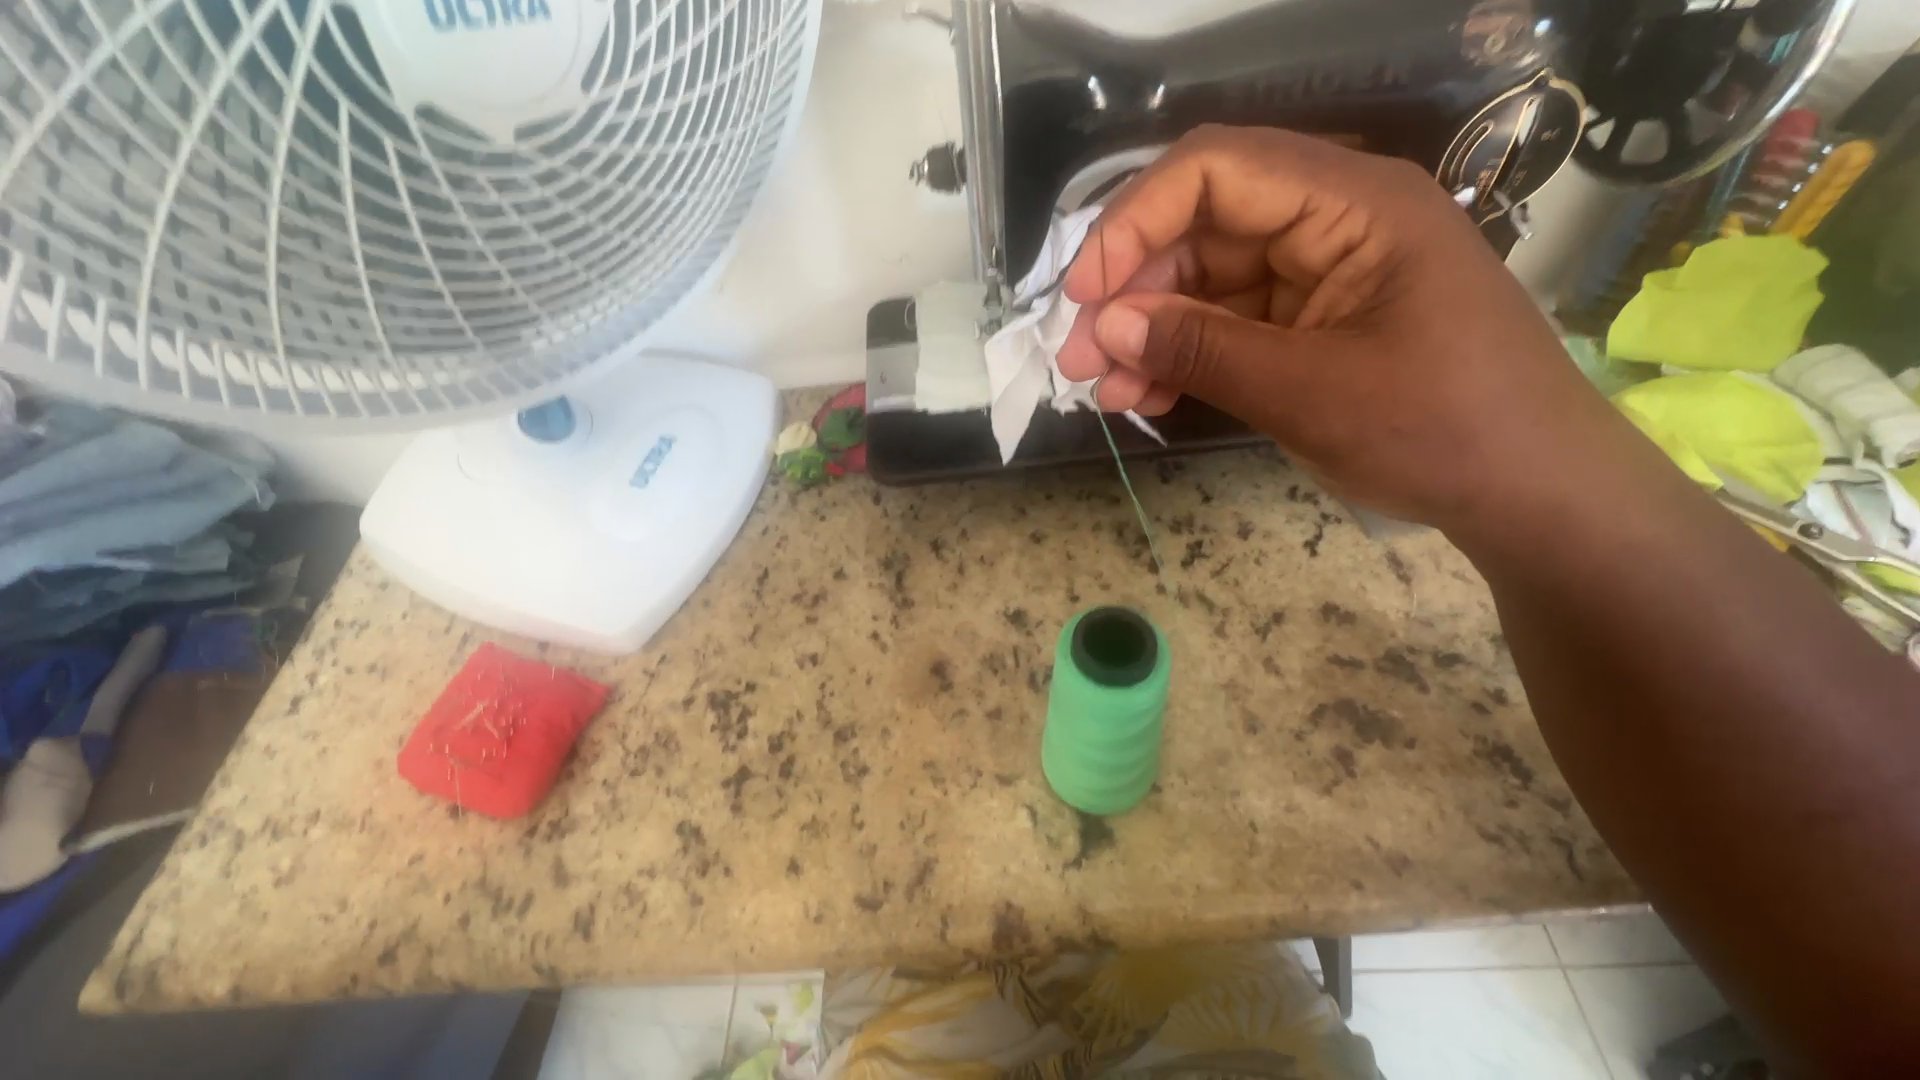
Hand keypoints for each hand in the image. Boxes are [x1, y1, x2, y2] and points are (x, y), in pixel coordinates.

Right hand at [1057, 125, 1637, 534]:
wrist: (1530, 495)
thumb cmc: (1442, 431)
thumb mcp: (1309, 392)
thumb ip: (1201, 351)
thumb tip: (1104, 326)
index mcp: (1353, 203)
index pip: (1217, 169)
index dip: (1136, 221)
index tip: (1085, 293)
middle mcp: (1332, 222)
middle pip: (1202, 226)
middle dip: (1131, 290)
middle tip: (1077, 358)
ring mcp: (1321, 275)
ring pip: (1206, 282)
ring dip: (1149, 333)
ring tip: (1103, 393)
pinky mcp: (1312, 324)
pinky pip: (1229, 326)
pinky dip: (1183, 359)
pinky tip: (1142, 398)